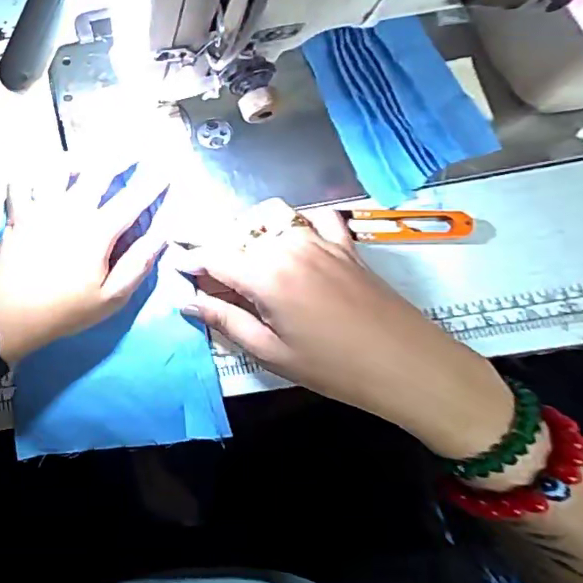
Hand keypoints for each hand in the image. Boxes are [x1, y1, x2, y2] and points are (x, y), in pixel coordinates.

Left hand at [0, 159, 170, 362]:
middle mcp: (70, 209)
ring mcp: (41, 207)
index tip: (168, 169)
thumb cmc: (63, 310)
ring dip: (77, 158)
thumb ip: (137, 264)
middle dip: (120, 154)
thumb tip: (161, 236)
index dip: (154, 182)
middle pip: (98, 169)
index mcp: (97, 230)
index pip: (133, 199)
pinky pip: (21, 181)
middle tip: (133, 147)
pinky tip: (39, 174)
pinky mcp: (18, 213)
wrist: (7, 316)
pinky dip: (31, 173)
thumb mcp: (110, 298)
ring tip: (86, 158)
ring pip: (58, 167)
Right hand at [169, 203, 513, 458]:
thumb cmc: (332, 367)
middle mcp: (287, 245)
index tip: (177, 269)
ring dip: (252, 231)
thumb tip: (187, 300)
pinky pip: (315, 216)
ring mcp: (319, 238)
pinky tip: (296, 241)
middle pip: (239, 233)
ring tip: (250, 260)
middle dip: (219, 249)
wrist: (406, 363)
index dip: (189, 261)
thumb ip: (225, 320)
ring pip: (272, 216)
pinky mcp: (344, 242)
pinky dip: (298, 221)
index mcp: (264, 274)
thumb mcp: (270, 352)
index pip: (212, 256)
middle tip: (215, 280)